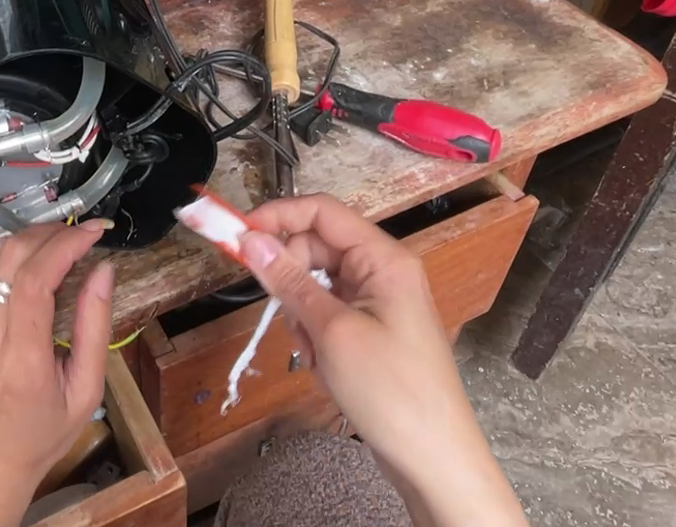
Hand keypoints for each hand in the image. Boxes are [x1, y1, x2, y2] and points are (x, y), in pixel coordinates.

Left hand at [0, 221, 115, 526]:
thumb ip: (94, 326)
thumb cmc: (42, 432)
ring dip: (27, 238)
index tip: (94, 231)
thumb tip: (103, 270)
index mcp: (22, 355)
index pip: (37, 277)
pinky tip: (18, 256)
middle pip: (13, 256)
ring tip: (56, 242)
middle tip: (80, 234)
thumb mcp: (86, 390)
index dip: (66, 244)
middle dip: (52, 234)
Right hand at [241, 195, 525, 526]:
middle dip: (290, 276)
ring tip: (313, 350)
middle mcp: (381, 271)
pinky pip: (325, 310)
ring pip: (315, 281)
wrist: (435, 464)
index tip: (240, 234)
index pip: (321, 211)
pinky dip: (313, 331)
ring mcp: (376, 300)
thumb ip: (288, 280)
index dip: (278, 215)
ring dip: (301, 311)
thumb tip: (250, 239)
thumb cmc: (393, 391)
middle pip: (314, 247)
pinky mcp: (370, 328)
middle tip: (280, 309)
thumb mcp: (331, 330)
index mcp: (383, 258)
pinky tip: (322, 362)